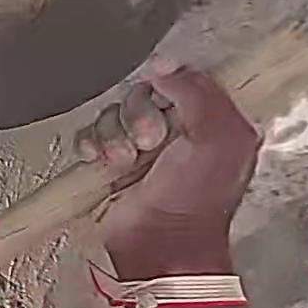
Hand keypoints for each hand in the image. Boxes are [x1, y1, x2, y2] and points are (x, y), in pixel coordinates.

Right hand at [79, 61, 259, 268]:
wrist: (157, 242)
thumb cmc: (194, 195)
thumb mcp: (218, 139)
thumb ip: (198, 94)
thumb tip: (162, 65)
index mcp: (208, 118)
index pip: (178, 79)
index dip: (166, 88)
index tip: (165, 106)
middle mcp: (174, 128)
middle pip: (139, 94)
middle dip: (136, 117)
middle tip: (147, 145)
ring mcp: (138, 145)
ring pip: (111, 113)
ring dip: (112, 135)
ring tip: (123, 161)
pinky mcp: (108, 160)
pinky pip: (89, 134)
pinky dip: (90, 144)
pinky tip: (98, 160)